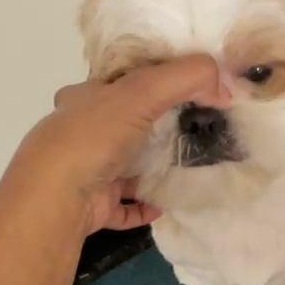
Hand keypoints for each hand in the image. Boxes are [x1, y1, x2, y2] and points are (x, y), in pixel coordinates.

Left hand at [2, 56, 228, 236]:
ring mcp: (86, 171)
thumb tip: (226, 85)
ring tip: (186, 167)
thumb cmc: (94, 135)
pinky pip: (124, 206)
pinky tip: (165, 204)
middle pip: (124, 125)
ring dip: (152, 169)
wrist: (58, 196)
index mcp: (85, 98)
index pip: (120, 82)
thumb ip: (186, 78)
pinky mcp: (93, 206)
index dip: (152, 81)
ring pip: (124, 167)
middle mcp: (81, 133)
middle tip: (192, 130)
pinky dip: (144, 206)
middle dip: (155, 128)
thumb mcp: (143, 90)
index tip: (186, 88)